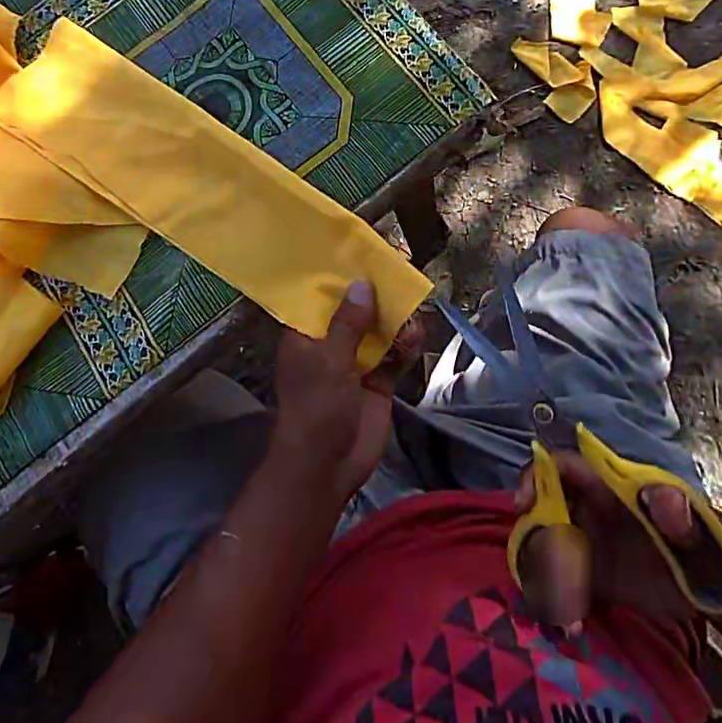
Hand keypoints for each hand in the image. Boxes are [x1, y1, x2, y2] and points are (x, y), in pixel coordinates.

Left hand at [269, 281, 421, 501]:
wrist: (328, 466)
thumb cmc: (316, 408)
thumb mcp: (329, 360)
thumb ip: (348, 323)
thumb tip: (362, 285)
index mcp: (306, 337)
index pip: (318, 300)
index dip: (336, 280)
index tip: (357, 256)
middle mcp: (329, 346)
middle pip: (353, 314)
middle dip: (373, 299)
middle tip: (396, 277)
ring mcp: (354, 365)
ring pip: (376, 334)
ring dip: (394, 323)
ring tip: (410, 314)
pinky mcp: (376, 383)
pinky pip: (393, 357)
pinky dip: (404, 347)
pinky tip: (415, 338)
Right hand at [513, 451, 703, 629]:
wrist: (717, 588)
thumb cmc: (706, 544)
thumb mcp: (697, 526)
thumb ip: (679, 511)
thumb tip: (661, 497)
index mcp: (608, 487)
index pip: (560, 467)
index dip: (536, 476)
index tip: (523, 504)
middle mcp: (588, 509)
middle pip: (542, 509)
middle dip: (535, 537)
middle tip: (548, 572)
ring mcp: (587, 543)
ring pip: (544, 548)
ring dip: (545, 577)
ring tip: (567, 608)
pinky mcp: (590, 578)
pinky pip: (558, 584)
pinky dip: (557, 604)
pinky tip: (573, 625)